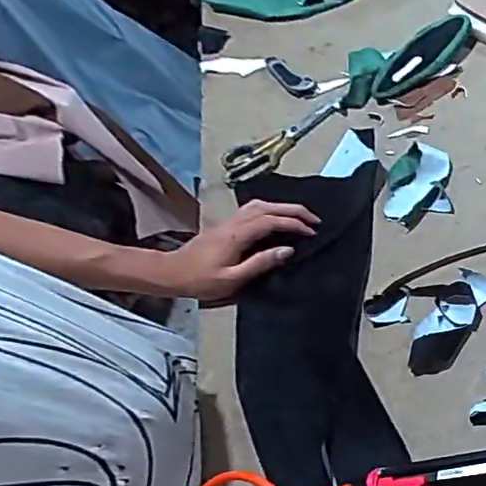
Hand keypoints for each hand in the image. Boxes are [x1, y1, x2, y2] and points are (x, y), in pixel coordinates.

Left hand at [162, 200, 318, 301]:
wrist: (170, 273)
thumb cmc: (200, 280)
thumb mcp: (232, 278)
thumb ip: (261, 263)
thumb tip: (288, 250)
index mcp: (237, 235)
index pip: (271, 221)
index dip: (294, 224)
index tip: (312, 232)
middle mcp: (233, 223)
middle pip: (267, 207)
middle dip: (293, 210)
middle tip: (315, 220)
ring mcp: (228, 222)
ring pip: (259, 205)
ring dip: (282, 207)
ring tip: (300, 218)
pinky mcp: (226, 225)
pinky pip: (252, 210)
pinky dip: (271, 210)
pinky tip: (278, 219)